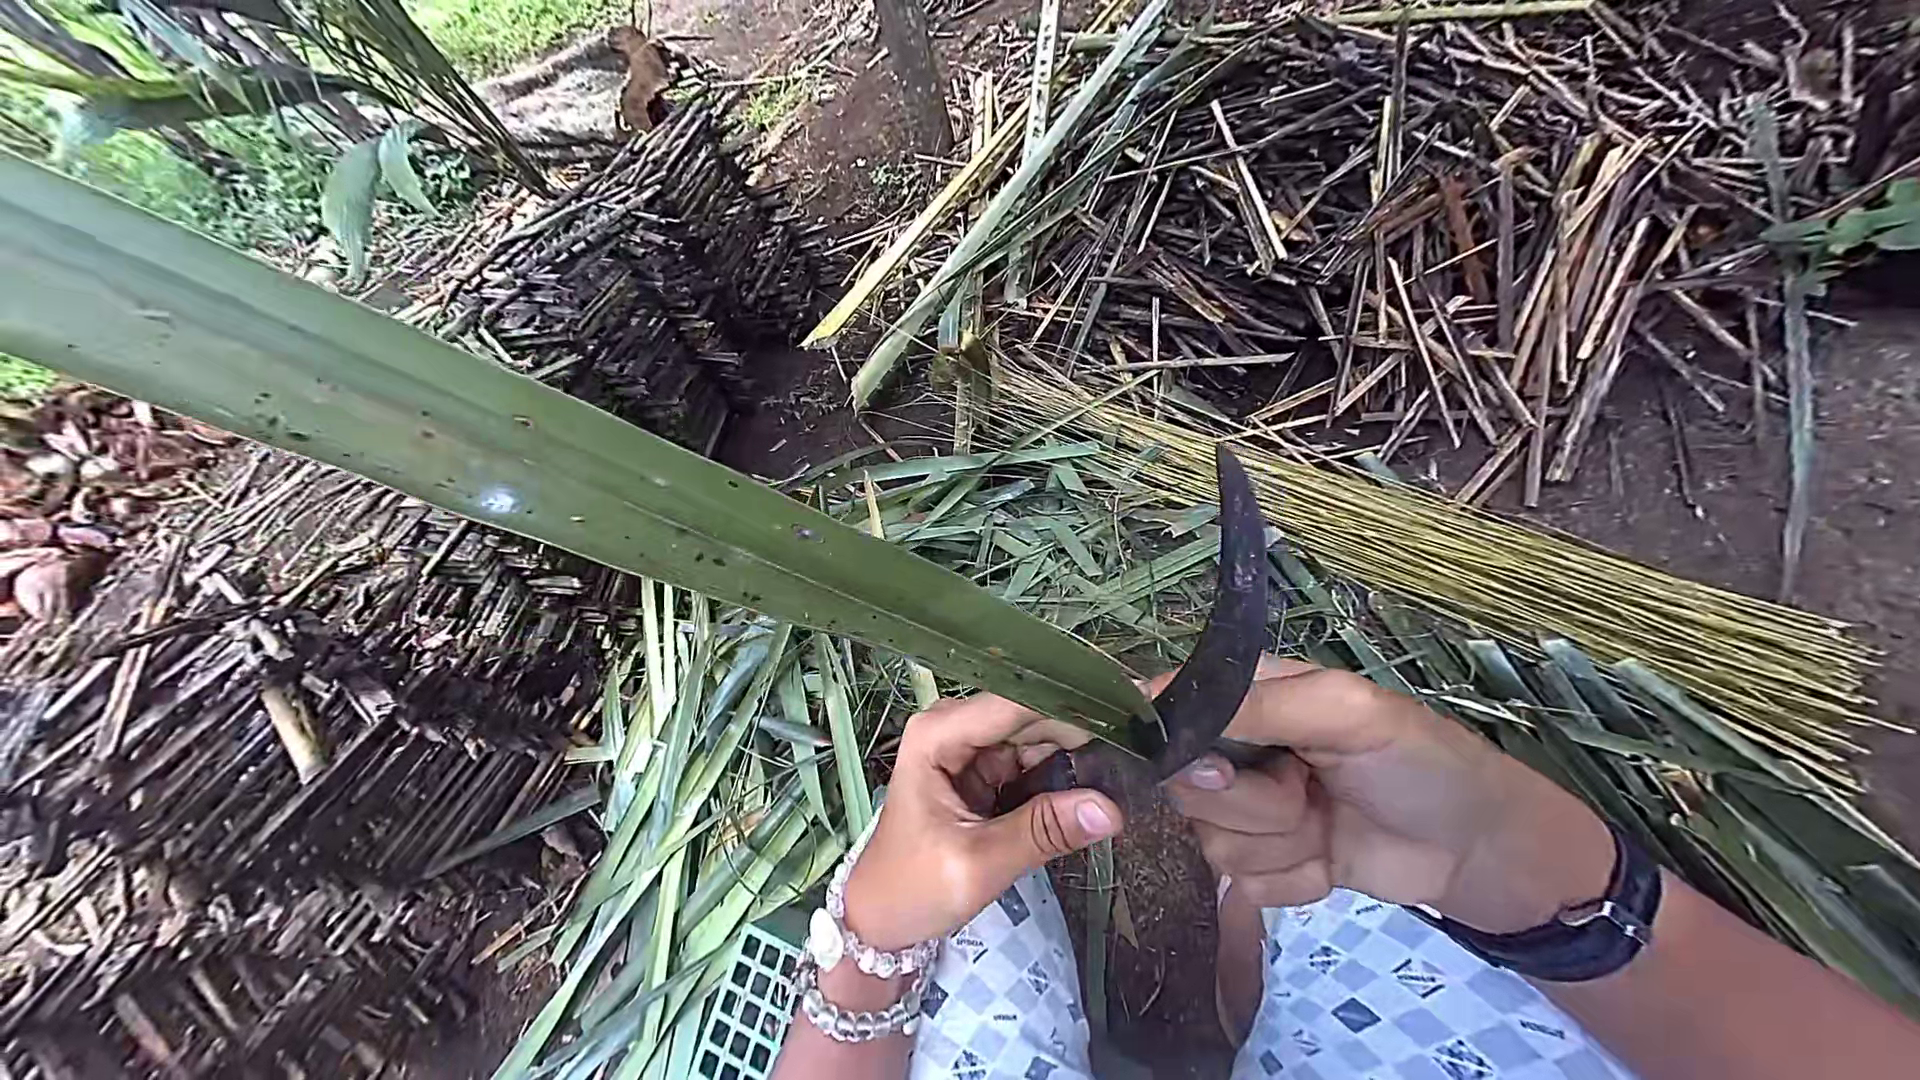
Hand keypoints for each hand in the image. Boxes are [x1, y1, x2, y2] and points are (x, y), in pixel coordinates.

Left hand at [840, 694, 1124, 949]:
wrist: (881, 917)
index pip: (1014, 703)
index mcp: (938, 733)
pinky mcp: (986, 768)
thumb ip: (1042, 832)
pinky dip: (1067, 764)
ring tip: (1136, 743)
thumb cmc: (912, 889)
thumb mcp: (978, 864)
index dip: (1070, 699)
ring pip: (1038, 732)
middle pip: (1030, 712)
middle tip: (1143, 723)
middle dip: (1084, 720)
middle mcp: (954, 726)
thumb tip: (1111, 808)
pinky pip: (1034, 756)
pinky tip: (1106, 763)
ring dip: (1082, 742)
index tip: (1127, 694)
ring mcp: (971, 745)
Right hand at [1162, 658, 1613, 931]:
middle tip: (1305, 787)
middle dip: (1251, 802)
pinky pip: (1242, 882)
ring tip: (1325, 820)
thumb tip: (1163, 722)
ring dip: (1281, 841)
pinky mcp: (1260, 863)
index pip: (1164, 711)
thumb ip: (1256, 705)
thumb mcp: (1341, 709)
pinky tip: (1329, 858)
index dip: (1171, 743)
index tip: (1220, 768)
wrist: (1479, 850)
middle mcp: (1226, 751)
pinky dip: (1293, 877)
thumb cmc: (1416, 759)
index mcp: (1238, 698)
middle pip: (1182, 786)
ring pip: (1210, 840)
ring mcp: (1241, 811)